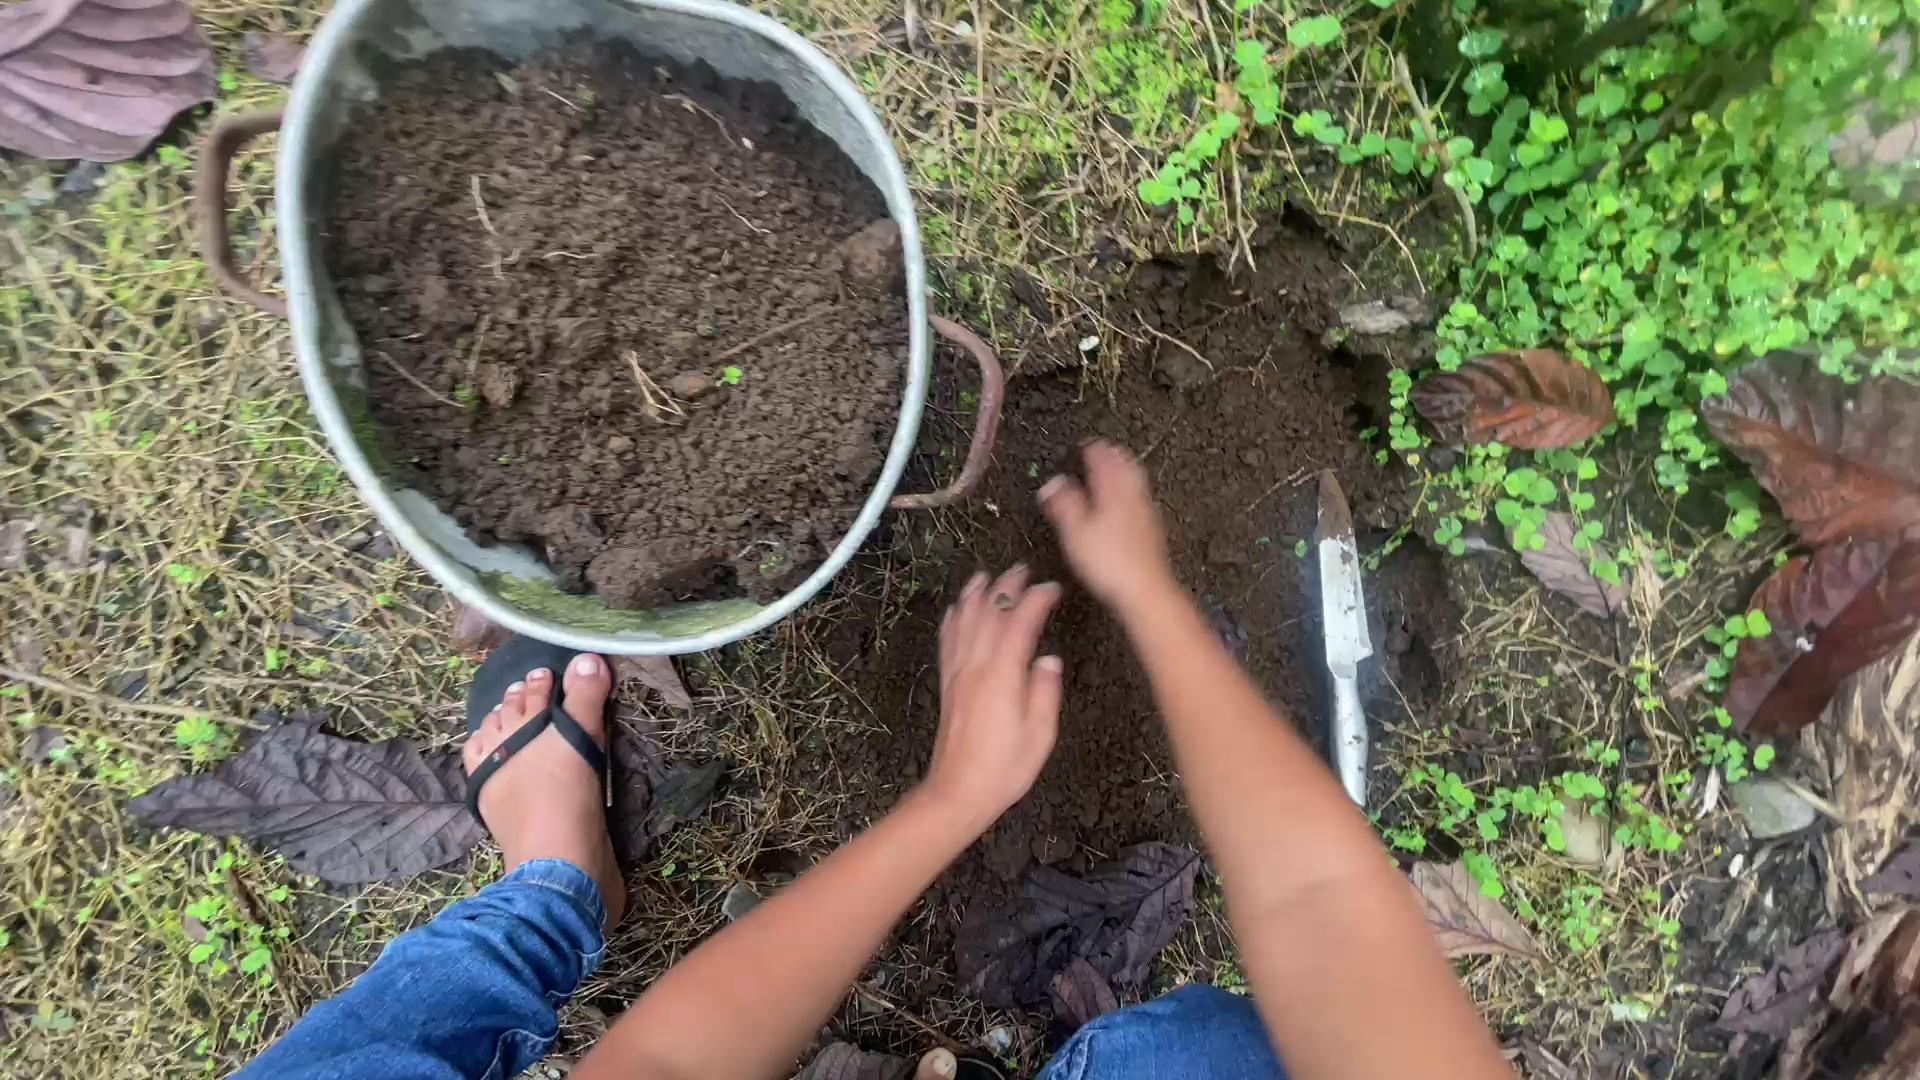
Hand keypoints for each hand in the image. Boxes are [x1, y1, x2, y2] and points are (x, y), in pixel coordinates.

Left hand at [925, 565, 1063, 822]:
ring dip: (975, 594)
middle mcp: (976, 666)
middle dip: (1005, 586)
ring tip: (985, 575)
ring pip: (963, 621)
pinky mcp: (947, 683)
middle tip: (1022, 569)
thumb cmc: (1005, 767)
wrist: (958, 791)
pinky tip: (955, 608)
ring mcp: (957, 673)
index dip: (1037, 600)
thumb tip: (1048, 658)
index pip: (1020, 623)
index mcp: (1002, 675)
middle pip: (988, 613)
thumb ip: (1045, 691)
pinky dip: (952, 619)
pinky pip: (947, 641)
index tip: (1053, 587)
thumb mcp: (1040, 734)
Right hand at [1036, 440, 1176, 614]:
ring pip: (1135, 481)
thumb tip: (1052, 484)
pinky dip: (1130, 490)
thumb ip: (1063, 503)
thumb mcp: (1075, 531)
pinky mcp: (1150, 530)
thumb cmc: (1108, 560)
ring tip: (1116, 467)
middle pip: (1125, 466)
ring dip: (1124, 470)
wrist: (1144, 589)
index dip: (1092, 449)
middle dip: (1113, 456)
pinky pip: (1140, 499)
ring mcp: (1145, 513)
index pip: (1103, 460)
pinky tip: (1126, 502)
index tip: (1085, 444)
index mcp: (1113, 491)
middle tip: (1104, 449)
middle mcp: (1132, 497)